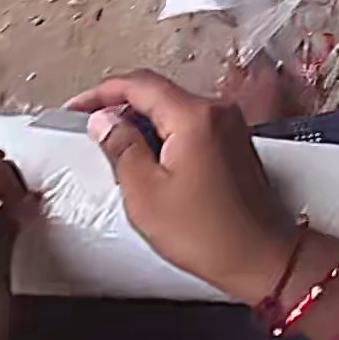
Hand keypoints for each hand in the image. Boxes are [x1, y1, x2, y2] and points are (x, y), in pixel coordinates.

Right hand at [65, 72, 292, 301]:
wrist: (262, 255)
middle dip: (122, 105)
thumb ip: (122, 148)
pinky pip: (194, 123)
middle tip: (92, 128)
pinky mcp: (236, 140)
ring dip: (144, 120)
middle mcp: (217, 110)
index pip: (140, 84)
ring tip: (116, 146)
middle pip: (160, 92)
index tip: (77, 107)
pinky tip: (150, 156)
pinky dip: (167, 132)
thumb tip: (105, 120)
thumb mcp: (146, 193)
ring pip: (176, 107)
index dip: (102, 92)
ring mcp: (231, 123)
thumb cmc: (205, 233)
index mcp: (195, 116)